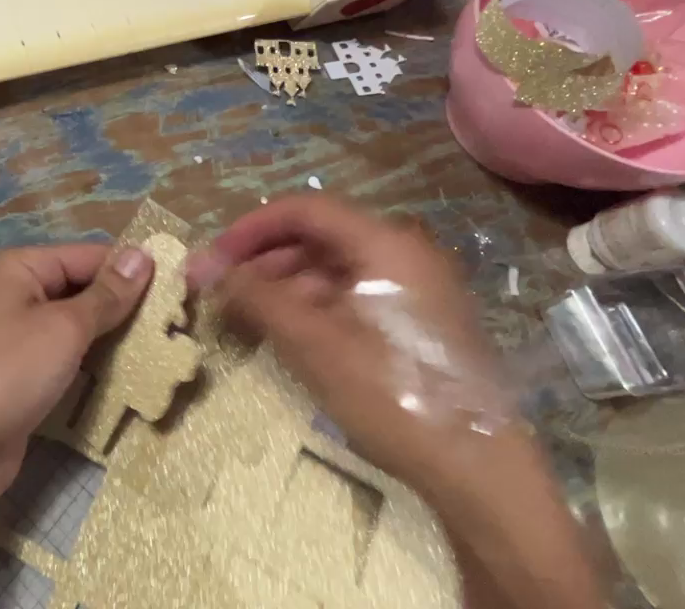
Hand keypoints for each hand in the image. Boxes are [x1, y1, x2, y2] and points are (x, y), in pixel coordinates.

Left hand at [0, 243, 153, 494]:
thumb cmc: (12, 371)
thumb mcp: (65, 328)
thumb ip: (106, 294)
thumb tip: (142, 255)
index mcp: (20, 267)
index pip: (87, 255)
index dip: (131, 269)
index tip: (180, 287)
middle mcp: (16, 290)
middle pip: (82, 286)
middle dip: (124, 303)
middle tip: (177, 322)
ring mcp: (17, 331)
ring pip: (76, 321)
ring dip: (113, 332)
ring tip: (162, 345)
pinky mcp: (23, 368)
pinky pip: (66, 351)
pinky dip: (93, 357)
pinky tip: (127, 369)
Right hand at [187, 195, 507, 500]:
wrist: (482, 474)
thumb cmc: (393, 395)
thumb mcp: (312, 343)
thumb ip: (254, 295)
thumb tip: (203, 267)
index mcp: (385, 245)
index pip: (302, 210)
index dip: (249, 228)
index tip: (212, 258)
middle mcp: (404, 253)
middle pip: (317, 236)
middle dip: (262, 258)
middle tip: (221, 288)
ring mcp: (415, 288)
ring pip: (333, 267)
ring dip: (284, 283)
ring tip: (248, 315)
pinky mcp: (418, 321)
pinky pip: (352, 294)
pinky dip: (313, 305)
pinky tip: (289, 333)